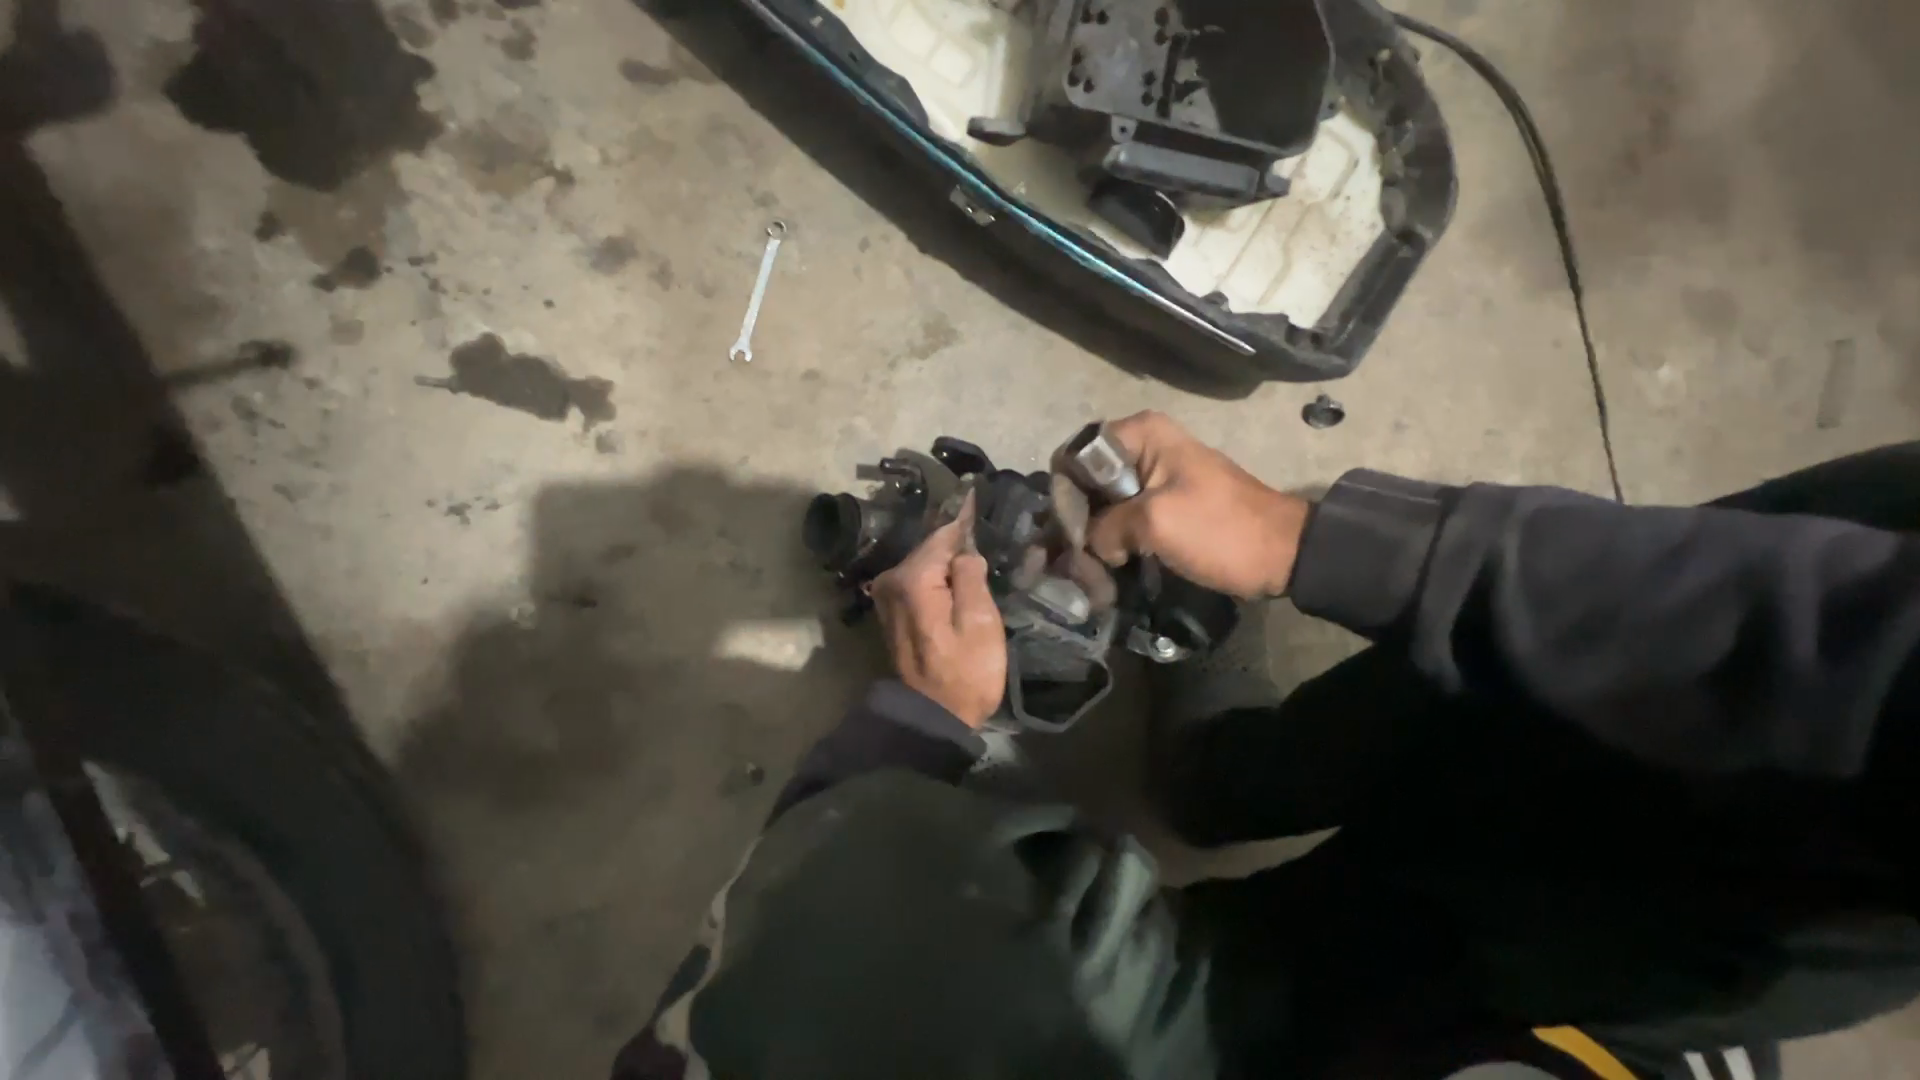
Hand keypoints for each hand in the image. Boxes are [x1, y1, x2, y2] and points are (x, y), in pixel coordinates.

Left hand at [871, 496, 1006, 727]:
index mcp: (913, 578)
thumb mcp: (980, 623)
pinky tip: (958, 571)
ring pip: (925, 565)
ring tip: (975, 540)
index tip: (974, 491)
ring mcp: (887, 598)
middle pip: (931, 549)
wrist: (931, 718)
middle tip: (982, 516)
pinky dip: (937, 574)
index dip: (963, 517)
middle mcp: (891, 580)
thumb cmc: (964, 673)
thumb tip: (966, 552)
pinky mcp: (892, 612)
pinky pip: (919, 581)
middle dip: (956, 538)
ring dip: (948, 557)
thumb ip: (971, 577)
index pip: (942, 535)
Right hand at [1083, 411, 1310, 597]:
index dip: (1066, 494)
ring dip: (1092, 535)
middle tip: (1076, 561)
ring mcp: (1151, 474)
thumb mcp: (1155, 522)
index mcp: (1140, 433)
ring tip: (1091, 570)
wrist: (1283, 554)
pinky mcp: (1160, 502)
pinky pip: (1121, 516)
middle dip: (1077, 519)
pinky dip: (1112, 540)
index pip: (1074, 455)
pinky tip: (1109, 566)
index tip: (1071, 534)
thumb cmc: (1220, 529)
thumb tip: (1083, 547)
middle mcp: (1141, 445)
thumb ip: (1104, 527)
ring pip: (1100, 502)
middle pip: (1084, 480)